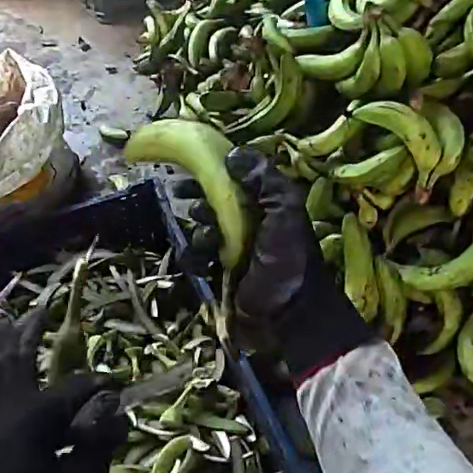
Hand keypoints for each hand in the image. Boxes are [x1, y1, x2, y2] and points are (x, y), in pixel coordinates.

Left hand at [0, 308, 124, 472]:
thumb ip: (99, 448)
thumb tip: (119, 417)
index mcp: (39, 414)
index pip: (77, 386)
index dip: (101, 382)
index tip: (116, 384)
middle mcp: (7, 401)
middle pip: (19, 352)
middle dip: (33, 328)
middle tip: (43, 308)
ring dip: (0, 337)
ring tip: (9, 320)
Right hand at [179, 147, 372, 377]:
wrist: (288, 318)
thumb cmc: (290, 262)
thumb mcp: (286, 213)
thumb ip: (266, 181)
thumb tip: (233, 153)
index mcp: (270, 205)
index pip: (239, 178)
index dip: (217, 169)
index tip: (194, 164)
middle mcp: (252, 223)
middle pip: (216, 201)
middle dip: (199, 197)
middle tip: (182, 195)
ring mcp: (235, 248)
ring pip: (204, 228)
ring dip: (198, 229)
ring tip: (205, 238)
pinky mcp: (221, 272)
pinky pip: (197, 256)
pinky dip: (193, 256)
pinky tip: (198, 261)